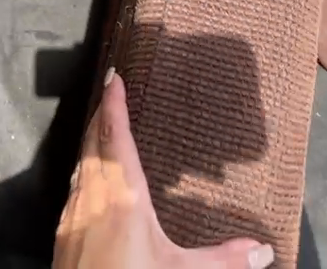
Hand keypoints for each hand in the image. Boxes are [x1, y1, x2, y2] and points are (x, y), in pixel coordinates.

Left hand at [55, 69, 275, 268]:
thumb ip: (222, 260)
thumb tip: (263, 250)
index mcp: (121, 195)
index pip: (115, 134)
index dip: (114, 102)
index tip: (114, 76)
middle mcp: (92, 195)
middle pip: (92, 140)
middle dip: (102, 113)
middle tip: (110, 91)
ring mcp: (72, 213)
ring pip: (80, 161)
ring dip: (91, 138)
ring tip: (103, 126)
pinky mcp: (63, 232)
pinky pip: (74, 185)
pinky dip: (84, 167)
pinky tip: (93, 178)